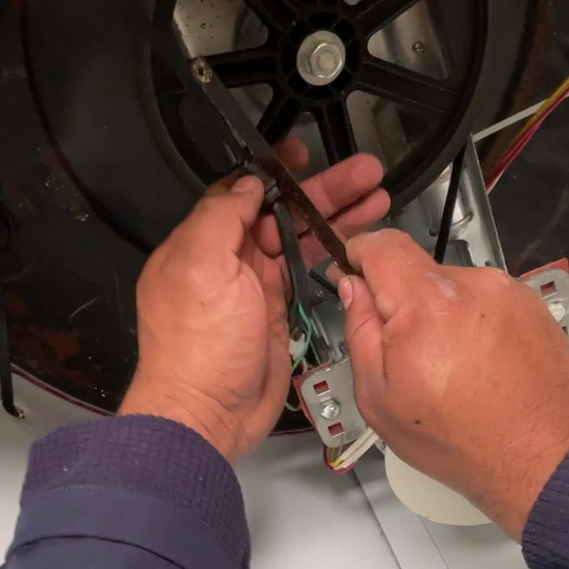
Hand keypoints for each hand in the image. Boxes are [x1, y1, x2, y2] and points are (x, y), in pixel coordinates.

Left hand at [121, 147, 388, 460]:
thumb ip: (220, 218)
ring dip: (335, 219)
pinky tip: (356, 243)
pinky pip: (306, 274)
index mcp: (201, 245)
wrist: (206, 415)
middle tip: (362, 174)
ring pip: (297, 241)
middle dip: (322, 191)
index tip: (302, 153)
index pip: (239, 193)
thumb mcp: (200, 269)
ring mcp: (252, 290)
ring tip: (374, 197)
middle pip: (279, 213)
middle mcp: (226, 264)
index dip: (274, 171)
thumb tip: (244, 185)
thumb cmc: (194, 352)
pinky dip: (331, 256)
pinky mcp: (275, 315)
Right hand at [339, 231, 568, 538]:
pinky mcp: (530, 304)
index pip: (381, 246)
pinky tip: (475, 365)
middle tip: (403, 354)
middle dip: (400, 302)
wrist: (540, 457)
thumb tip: (353, 288)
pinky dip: (469, 324)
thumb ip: (360, 331)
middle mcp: (471, 284)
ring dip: (438, 315)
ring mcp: (507, 291)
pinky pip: (483, 300)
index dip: (358, 254)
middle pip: (416, 269)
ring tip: (448, 368)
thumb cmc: (459, 439)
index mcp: (426, 304)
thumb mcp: (379, 397)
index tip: (351, 272)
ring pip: (450, 287)